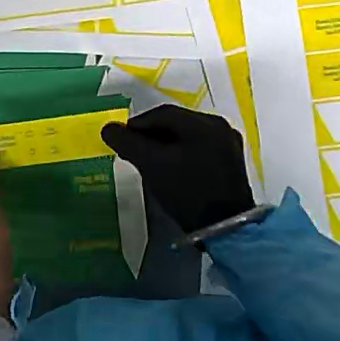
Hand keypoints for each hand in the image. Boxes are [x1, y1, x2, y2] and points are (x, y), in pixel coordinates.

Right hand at [101, 105, 254, 232]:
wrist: (222, 226)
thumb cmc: (185, 190)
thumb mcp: (151, 164)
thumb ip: (127, 143)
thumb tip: (108, 129)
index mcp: (203, 124)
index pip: (162, 114)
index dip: (136, 124)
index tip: (120, 138)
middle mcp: (219, 128)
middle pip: (175, 123)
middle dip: (149, 134)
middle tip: (130, 148)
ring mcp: (228, 145)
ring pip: (186, 136)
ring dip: (163, 144)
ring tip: (145, 159)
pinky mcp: (230, 162)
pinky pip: (197, 148)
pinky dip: (178, 153)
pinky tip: (168, 167)